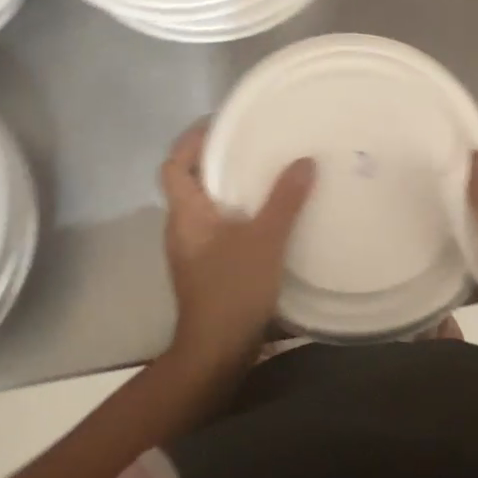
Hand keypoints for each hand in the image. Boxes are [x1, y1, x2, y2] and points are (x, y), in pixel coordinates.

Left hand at [160, 122, 316, 371]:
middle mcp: (181, 228)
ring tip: (266, 174)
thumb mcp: (265, 240)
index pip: (172, 165)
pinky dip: (238, 215)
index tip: (222, 124)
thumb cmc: (232, 290)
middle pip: (189, 183)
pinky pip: (219, 228)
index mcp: (185, 213)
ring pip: (206, 207)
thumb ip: (285, 199)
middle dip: (217, 161)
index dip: (191, 141)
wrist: (216, 353)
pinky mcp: (207, 269)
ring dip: (230, 189)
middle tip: (254, 144)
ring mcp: (192, 251)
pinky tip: (268, 217)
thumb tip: (304, 160)